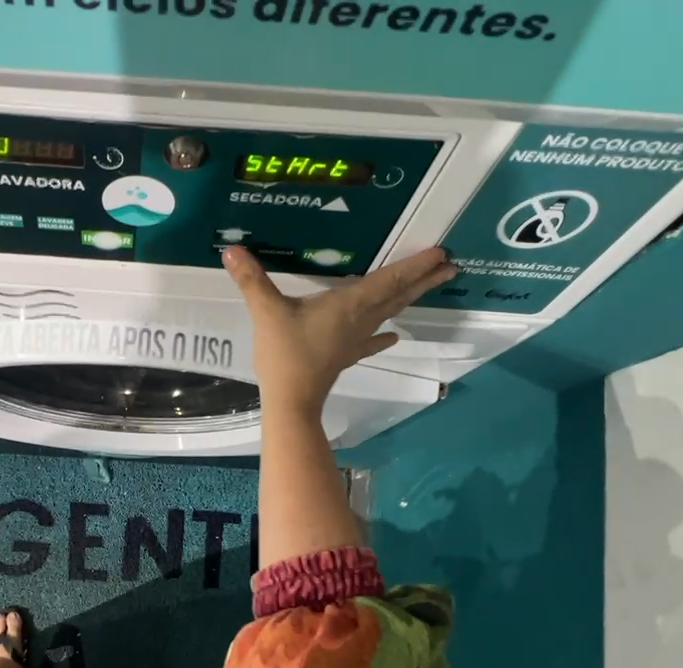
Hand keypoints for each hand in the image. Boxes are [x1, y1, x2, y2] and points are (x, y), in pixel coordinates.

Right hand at [223, 246, 456, 415]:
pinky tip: (394, 334)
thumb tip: (230, 250)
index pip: (389, 279)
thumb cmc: (285, 355)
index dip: (415, 265)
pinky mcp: (345, 357)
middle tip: (451, 266)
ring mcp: (355, 340)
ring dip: (410, 299)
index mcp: (349, 304)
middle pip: (398, 295)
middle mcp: (359, 319)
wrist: (291, 401)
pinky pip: (371, 341)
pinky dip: (384, 335)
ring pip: (389, 314)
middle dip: (424, 279)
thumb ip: (252, 280)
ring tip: (432, 286)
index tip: (442, 252)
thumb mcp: (267, 312)